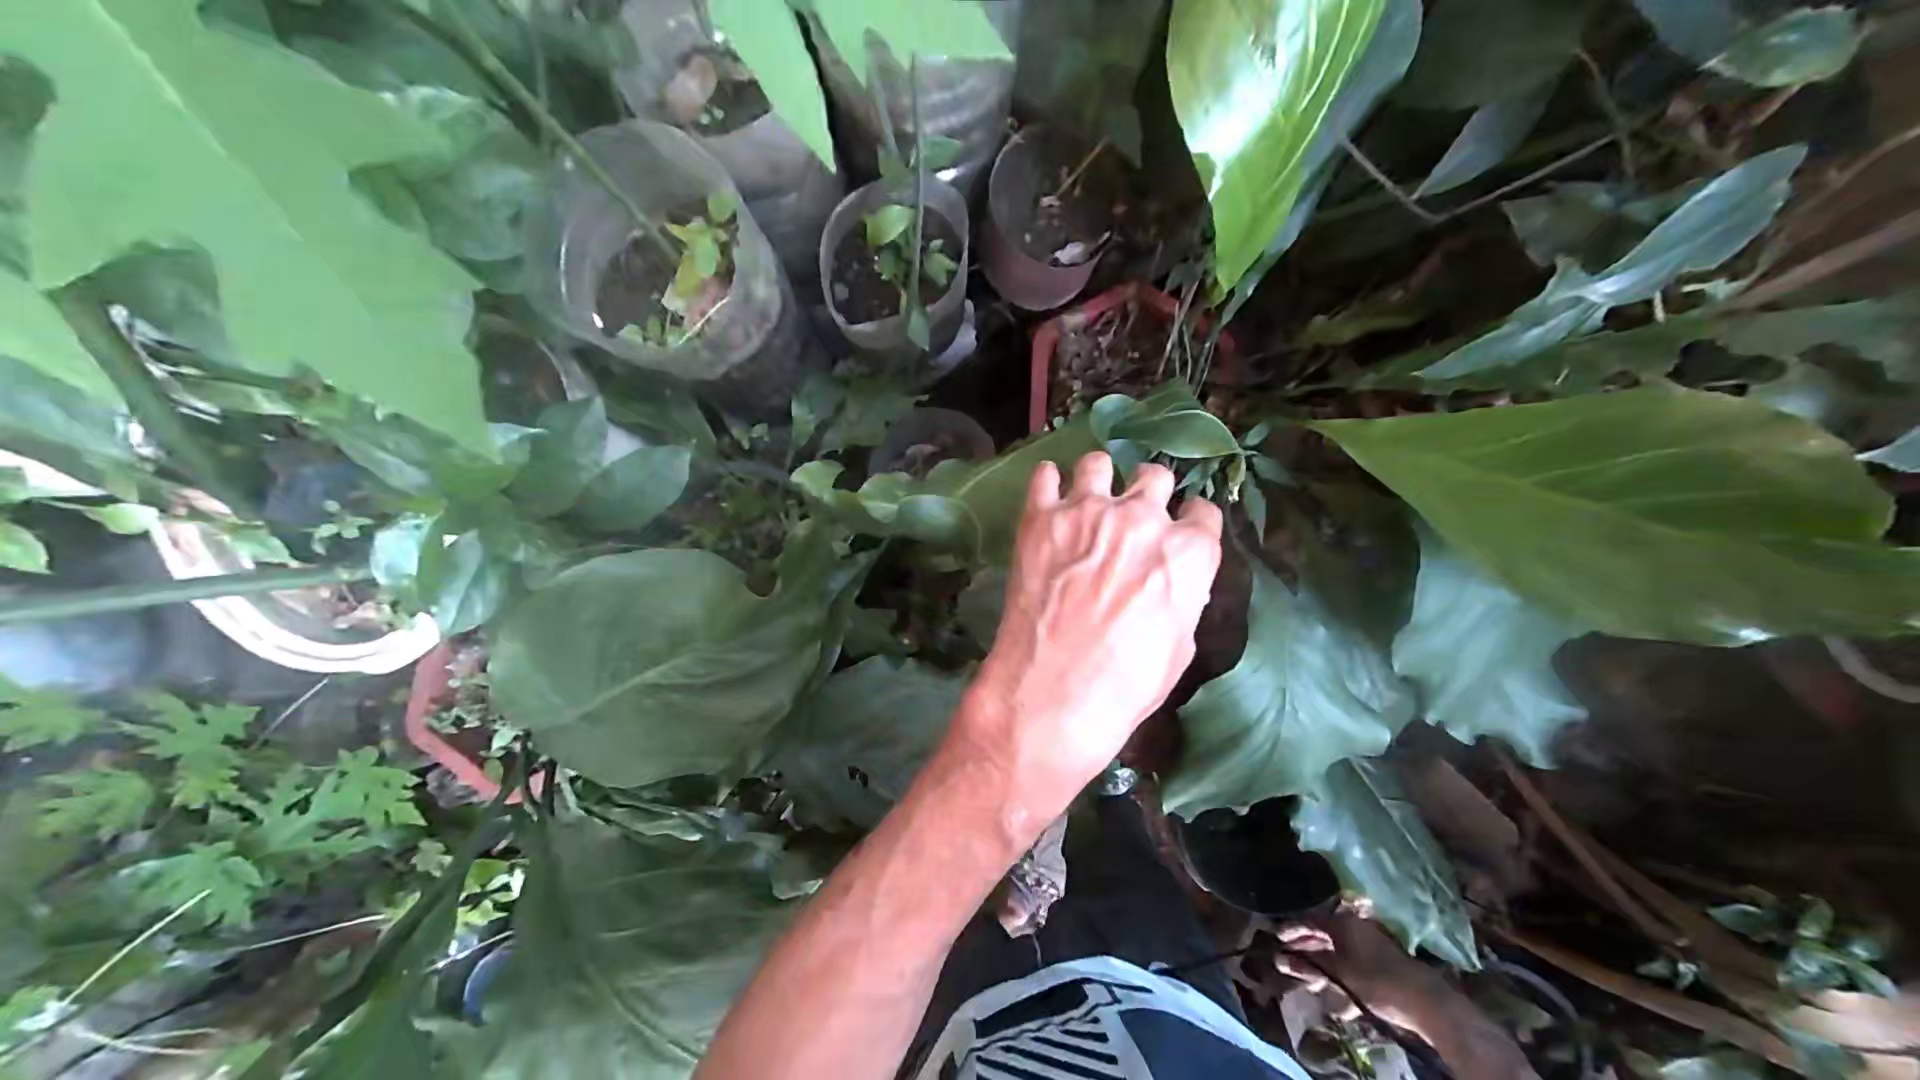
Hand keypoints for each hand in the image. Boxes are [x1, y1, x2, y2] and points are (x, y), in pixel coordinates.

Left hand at [950, 452, 1222, 820]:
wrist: (1053, 690)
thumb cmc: (1126, 684)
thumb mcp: (1179, 647)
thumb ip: (1181, 598)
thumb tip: (1173, 584)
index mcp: (1188, 552)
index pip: (1202, 513)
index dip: (1191, 522)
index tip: (1180, 528)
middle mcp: (1143, 519)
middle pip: (1155, 478)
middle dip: (1149, 493)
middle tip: (1134, 515)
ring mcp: (1089, 512)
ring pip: (1100, 463)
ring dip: (1099, 478)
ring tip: (1089, 496)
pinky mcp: (1040, 517)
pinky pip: (1045, 476)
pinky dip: (1048, 481)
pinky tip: (1049, 492)